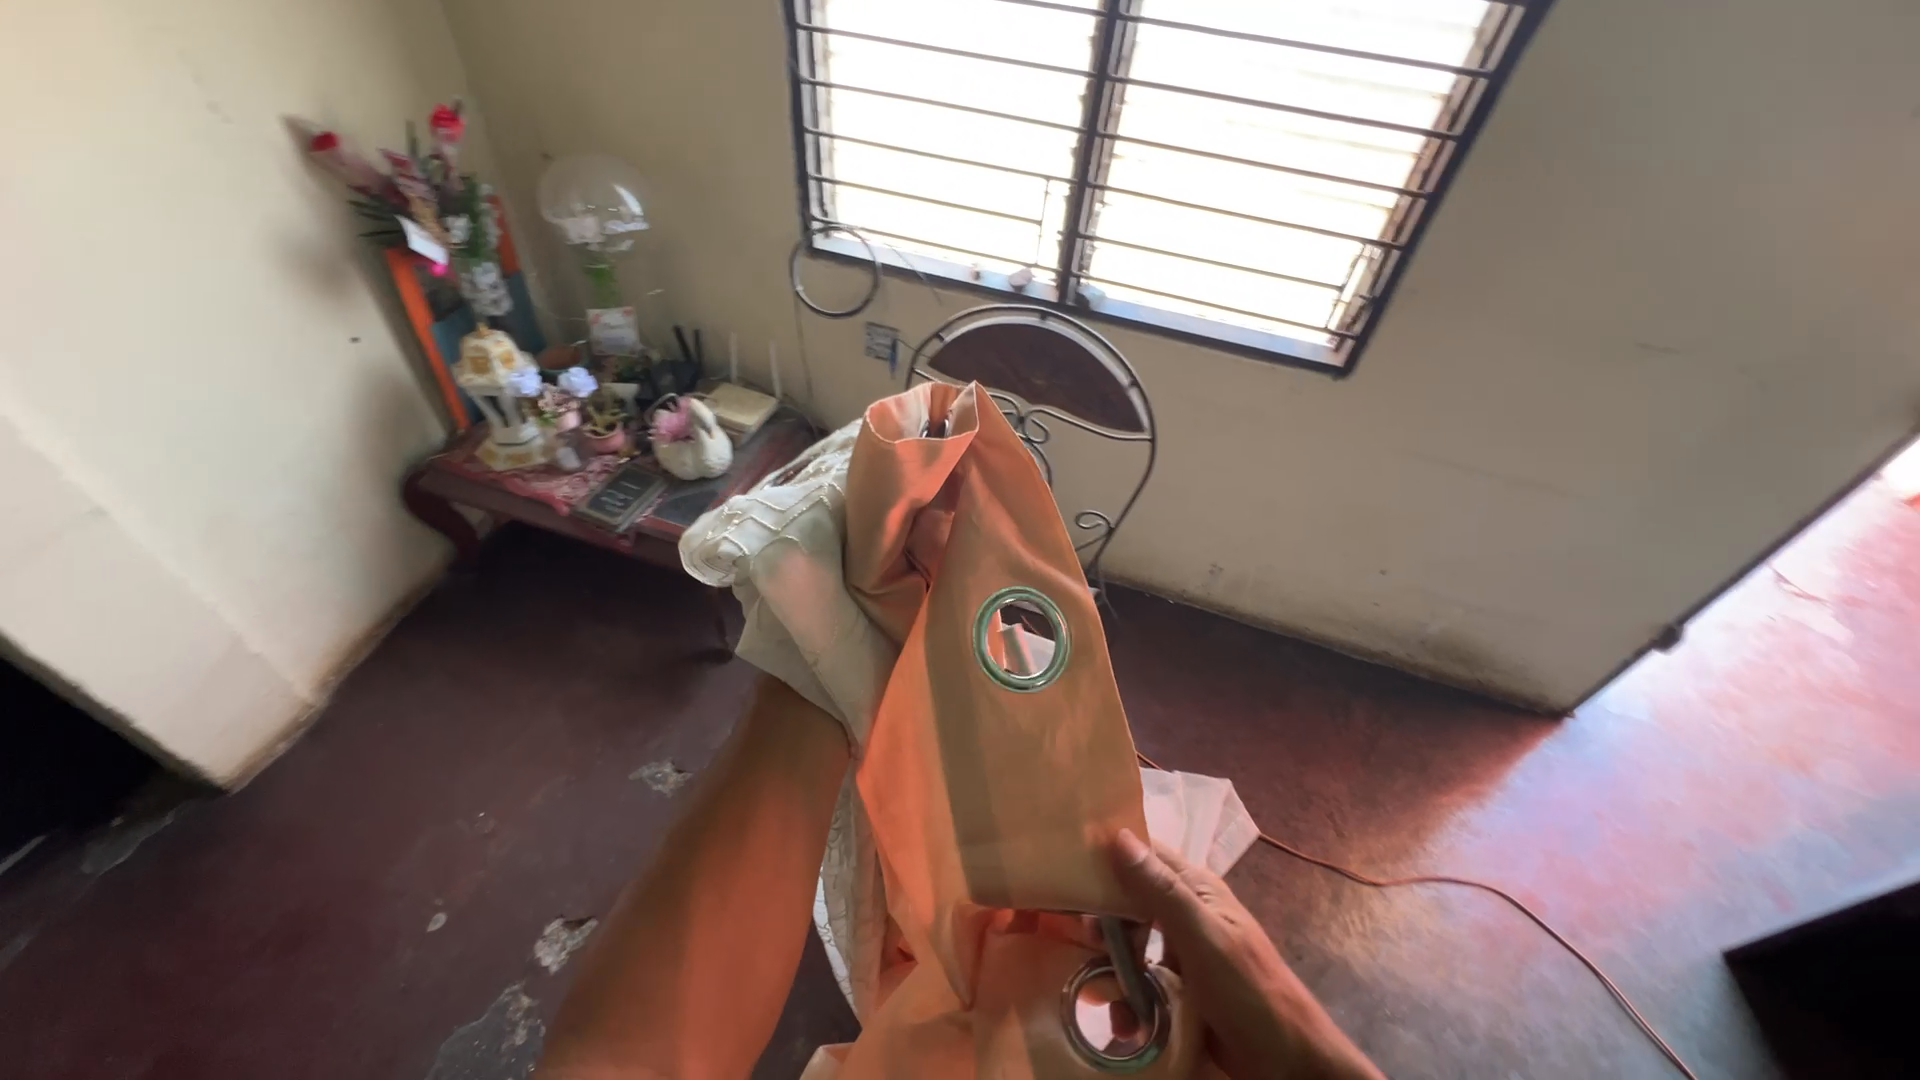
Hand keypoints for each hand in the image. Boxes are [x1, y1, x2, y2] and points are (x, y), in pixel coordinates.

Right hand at [1108, 829, 1382, 1079]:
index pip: (1142, 853)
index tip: (1066, 868)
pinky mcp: (1179, 989)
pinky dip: (1128, 1000)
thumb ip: (1160, 888)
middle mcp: (1184, 912)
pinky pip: (1140, 982)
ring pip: (1130, 944)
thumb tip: (1117, 835)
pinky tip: (1126, 1022)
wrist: (1291, 1064)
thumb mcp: (1202, 936)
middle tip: (1084, 944)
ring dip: (1112, 969)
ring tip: (1102, 996)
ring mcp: (1182, 952)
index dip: (1105, 855)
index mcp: (1194, 887)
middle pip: (1127, 900)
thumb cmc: (1250, 990)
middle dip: (1102, 923)